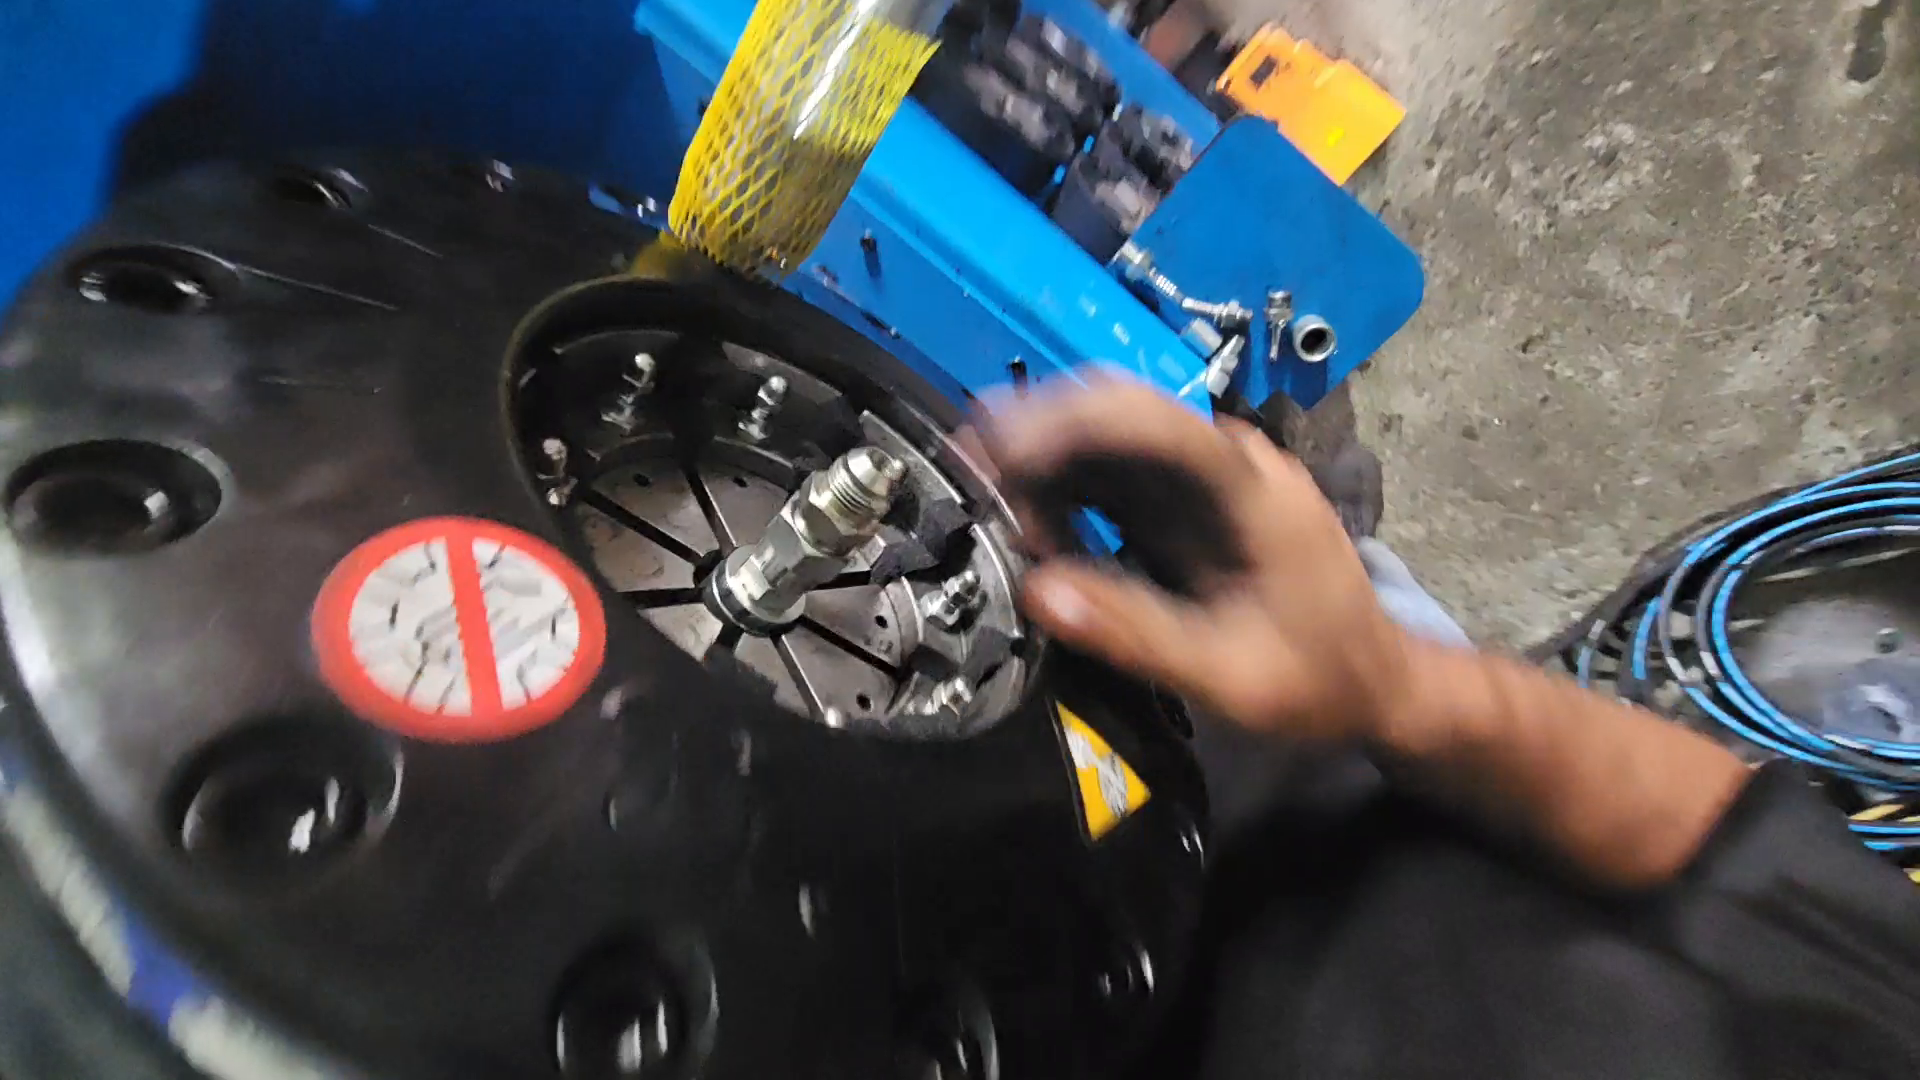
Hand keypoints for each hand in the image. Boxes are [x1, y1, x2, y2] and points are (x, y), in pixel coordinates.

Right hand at [982, 375, 1414, 744]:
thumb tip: (1038, 592)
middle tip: (968, 468)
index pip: (1153, 423)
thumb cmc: (1318, 679)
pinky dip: (1063, 489)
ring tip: (987, 500)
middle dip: (1038, 431)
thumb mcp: (1231, 676)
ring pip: (1107, 439)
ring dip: (1043, 461)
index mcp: (1250, 490)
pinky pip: (1112, 474)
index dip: (1069, 423)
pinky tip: (1030, 520)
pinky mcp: (1184, 497)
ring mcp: (1205, 475)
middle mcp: (1226, 462)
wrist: (1375, 679)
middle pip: (1120, 414)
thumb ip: (1137, 634)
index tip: (998, 448)